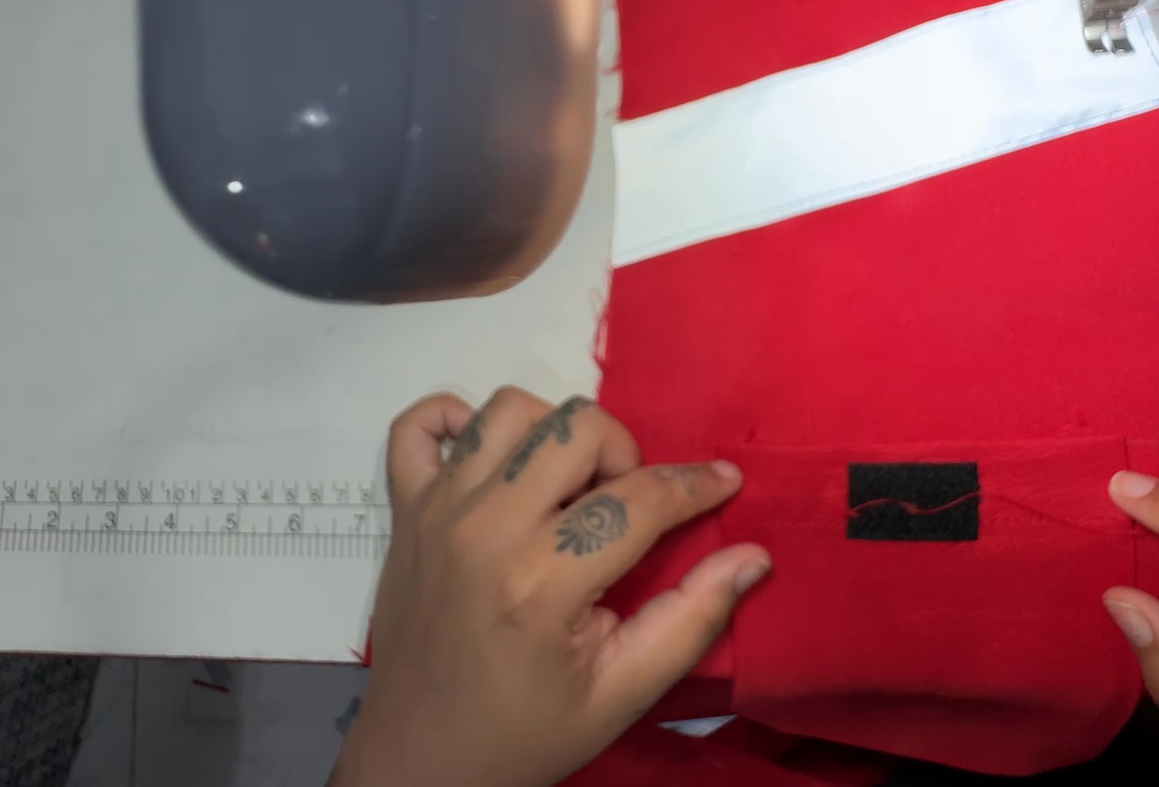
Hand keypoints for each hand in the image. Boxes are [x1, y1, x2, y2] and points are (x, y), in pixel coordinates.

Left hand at [330, 388, 770, 786]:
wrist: (416, 763)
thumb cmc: (523, 733)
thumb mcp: (621, 695)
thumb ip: (692, 620)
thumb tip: (754, 556)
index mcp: (541, 582)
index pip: (639, 500)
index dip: (696, 484)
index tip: (724, 479)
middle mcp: (485, 527)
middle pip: (575, 426)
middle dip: (621, 454)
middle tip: (622, 503)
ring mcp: (436, 508)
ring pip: (507, 408)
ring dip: (551, 432)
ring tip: (561, 485)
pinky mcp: (404, 506)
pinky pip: (417, 423)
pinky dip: (452, 420)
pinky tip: (487, 459)